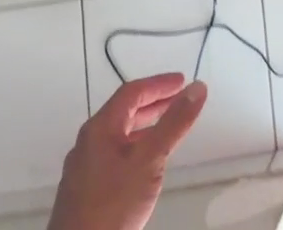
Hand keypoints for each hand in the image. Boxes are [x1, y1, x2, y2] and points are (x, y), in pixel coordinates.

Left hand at [48, 75, 207, 229]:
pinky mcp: (85, 189)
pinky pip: (115, 154)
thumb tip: (197, 87)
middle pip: (123, 112)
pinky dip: (137, 145)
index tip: (184, 81)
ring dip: (146, 125)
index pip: (131, 93)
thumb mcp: (150, 159)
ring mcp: (84, 167)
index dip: (159, 84)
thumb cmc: (114, 202)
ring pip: (119, 135)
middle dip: (154, 102)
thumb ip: (174, 123)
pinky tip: (148, 161)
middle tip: (180, 99)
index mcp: (100, 129)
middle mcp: (88, 142)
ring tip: (170, 126)